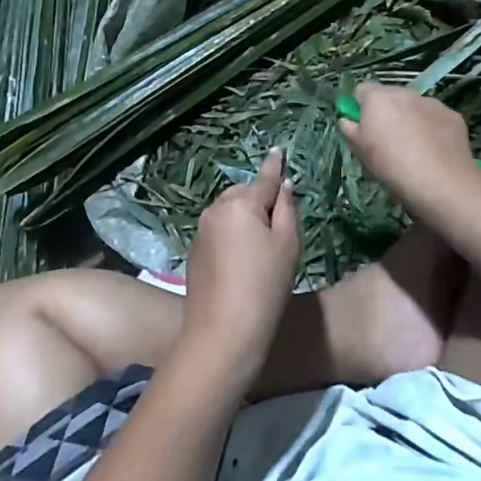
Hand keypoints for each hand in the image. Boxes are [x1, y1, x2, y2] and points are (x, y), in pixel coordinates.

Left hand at [181, 147, 298, 378]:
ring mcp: (200, 230)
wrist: (223, 330)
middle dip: (258, 199)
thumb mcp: (287, 245)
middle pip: (242, 194)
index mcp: (240, 204)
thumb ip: (286, 209)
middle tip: (278, 226)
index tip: (277, 150)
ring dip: (243, 217)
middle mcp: (215, 209)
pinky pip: (217, 230)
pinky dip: (230, 234)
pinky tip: (241, 259)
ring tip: (260, 246)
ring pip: (227, 211)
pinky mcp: (193, 250)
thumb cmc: (265, 285)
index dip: (274, 166)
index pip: (263, 178)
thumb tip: (283, 186)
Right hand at [338, 83, 480, 217]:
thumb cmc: (390, 165)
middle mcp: (405, 93)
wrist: (439, 181)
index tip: (362, 127)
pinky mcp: (452, 116)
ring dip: (409, 118)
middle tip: (386, 139)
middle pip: (389, 95)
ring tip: (412, 147)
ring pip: (414, 106)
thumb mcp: (359, 150)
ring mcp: (432, 103)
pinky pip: (434, 117)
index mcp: (377, 98)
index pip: (361, 90)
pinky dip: (431, 128)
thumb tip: (349, 120)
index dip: (359, 107)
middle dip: (386, 111)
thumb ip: (350, 129)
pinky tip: (432, 150)